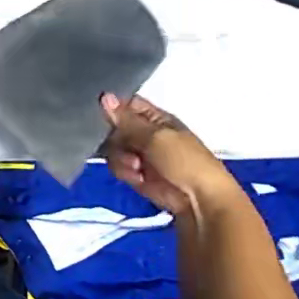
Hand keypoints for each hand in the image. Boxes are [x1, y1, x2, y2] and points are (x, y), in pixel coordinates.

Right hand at [99, 93, 240, 218]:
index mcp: (157, 119)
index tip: (98, 110)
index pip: (127, 103)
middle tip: (126, 145)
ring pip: (112, 147)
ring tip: (136, 167)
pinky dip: (124, 172)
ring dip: (120, 158)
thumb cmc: (185, 161)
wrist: (200, 201)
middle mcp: (146, 134)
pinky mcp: (135, 173)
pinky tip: (138, 178)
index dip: (112, 105)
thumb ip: (126, 119)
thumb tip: (104, 96)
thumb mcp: (156, 136)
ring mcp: (140, 154)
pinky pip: (116, 166)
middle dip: (115, 137)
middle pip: (114, 127)